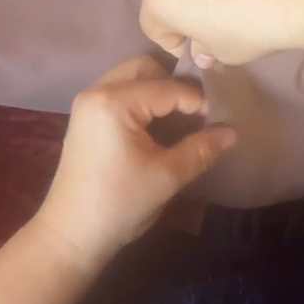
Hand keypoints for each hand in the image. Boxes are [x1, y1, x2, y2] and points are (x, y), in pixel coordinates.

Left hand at [33, 57, 237, 267]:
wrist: (70, 235)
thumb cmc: (119, 205)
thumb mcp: (167, 177)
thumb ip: (201, 149)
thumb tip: (233, 132)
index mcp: (114, 101)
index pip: (168, 87)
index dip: (198, 102)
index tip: (219, 121)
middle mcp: (97, 91)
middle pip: (145, 68)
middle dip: (173, 86)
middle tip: (197, 114)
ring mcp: (87, 103)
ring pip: (131, 78)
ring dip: (156, 91)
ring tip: (180, 121)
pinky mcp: (85, 117)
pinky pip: (119, 93)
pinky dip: (141, 101)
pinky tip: (158, 128)